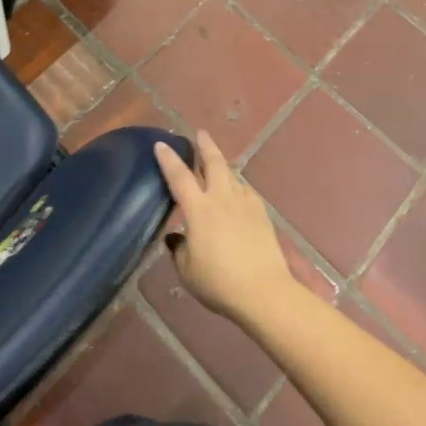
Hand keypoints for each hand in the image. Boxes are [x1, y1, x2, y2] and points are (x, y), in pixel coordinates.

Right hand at [154, 132, 297, 323]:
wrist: (264, 291)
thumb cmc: (219, 283)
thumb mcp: (188, 271)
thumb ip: (179, 250)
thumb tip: (177, 237)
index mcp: (199, 210)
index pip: (179, 177)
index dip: (168, 159)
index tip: (161, 144)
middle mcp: (222, 198)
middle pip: (214, 162)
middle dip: (205, 145)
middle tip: (200, 133)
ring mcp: (245, 203)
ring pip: (231, 175)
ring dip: (222, 165)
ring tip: (217, 164)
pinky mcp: (261, 213)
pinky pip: (245, 191)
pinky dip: (237, 186)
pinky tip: (237, 193)